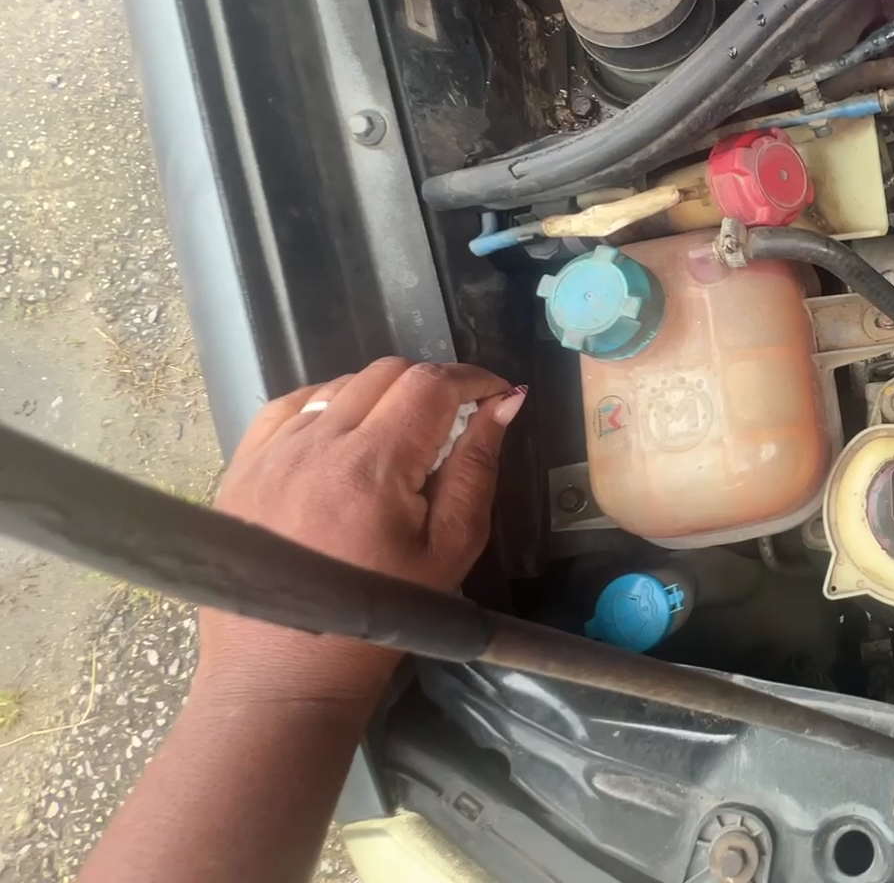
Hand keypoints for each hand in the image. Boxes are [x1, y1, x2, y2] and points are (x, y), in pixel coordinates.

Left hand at [196, 358, 523, 708]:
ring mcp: (270, 455)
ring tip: (409, 430)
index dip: (474, 378)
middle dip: (437, 383)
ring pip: (341, 383)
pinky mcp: (242, 468)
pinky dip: (334, 402)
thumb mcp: (457, 539)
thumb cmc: (391, 605)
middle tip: (461, 415)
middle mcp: (315, 446)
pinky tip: (352, 431)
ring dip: (388, 392)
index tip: (498, 395)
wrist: (287, 667)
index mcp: (373, 465)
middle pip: (387, 372)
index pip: (430, 383)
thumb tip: (506, 403)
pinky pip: (292, 405)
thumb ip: (479, 462)